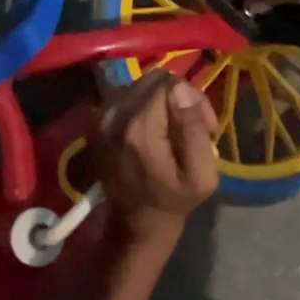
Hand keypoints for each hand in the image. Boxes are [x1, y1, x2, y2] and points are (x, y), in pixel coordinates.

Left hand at [91, 70, 219, 245]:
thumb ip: (194, 128)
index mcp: (139, 129)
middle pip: (155, 79)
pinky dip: (142, 104)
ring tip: (169, 129)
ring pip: (141, 83)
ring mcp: (101, 116)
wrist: (135, 221)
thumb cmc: (174, 200)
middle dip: (177, 97)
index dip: (194, 101)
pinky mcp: (96, 119)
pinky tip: (150, 128)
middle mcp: (114, 115)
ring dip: (160, 100)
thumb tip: (182, 88)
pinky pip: (127, 93)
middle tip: (188, 128)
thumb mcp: (202, 175)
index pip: (172, 84)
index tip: (203, 128)